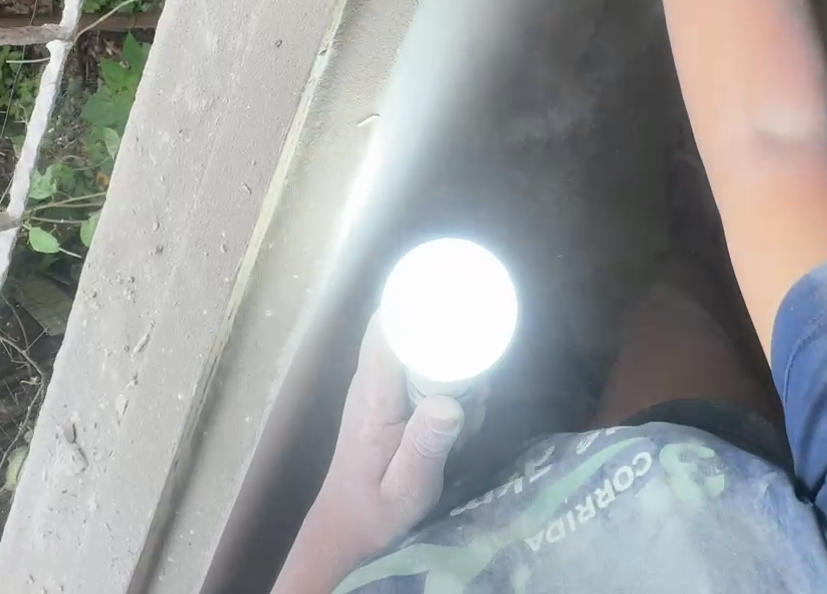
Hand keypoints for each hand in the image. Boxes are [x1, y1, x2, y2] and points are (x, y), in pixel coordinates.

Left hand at [272, 317, 464, 592]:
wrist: (346, 532)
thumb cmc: (372, 514)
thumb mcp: (406, 491)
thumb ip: (426, 449)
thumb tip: (451, 403)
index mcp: (373, 395)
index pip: (386, 328)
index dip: (415, 303)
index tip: (456, 295)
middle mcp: (374, 380)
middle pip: (408, 329)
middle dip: (451, 339)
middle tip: (480, 382)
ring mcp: (383, 387)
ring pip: (421, 349)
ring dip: (455, 364)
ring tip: (473, 405)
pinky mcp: (394, 398)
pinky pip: (423, 369)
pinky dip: (451, 382)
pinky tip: (464, 417)